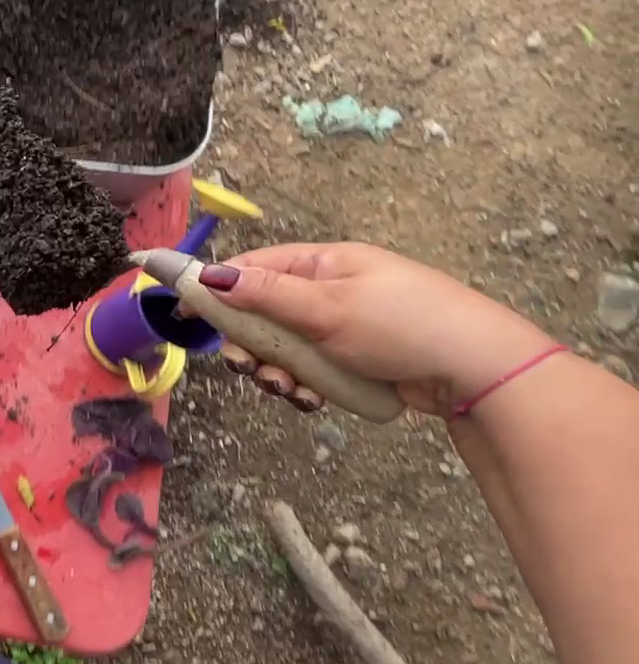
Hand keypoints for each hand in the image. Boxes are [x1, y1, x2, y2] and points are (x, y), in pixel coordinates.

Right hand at [198, 242, 556, 416]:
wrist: (477, 373)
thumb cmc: (402, 326)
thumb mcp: (327, 307)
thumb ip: (264, 293)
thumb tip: (209, 275)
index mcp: (323, 265)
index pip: (252, 267)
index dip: (214, 287)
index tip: (185, 314)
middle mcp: (325, 292)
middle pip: (257, 314)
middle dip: (247, 344)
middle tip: (245, 365)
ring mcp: (335, 327)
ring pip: (276, 348)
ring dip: (271, 371)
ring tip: (288, 388)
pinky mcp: (346, 358)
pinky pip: (302, 369)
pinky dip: (298, 385)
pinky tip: (311, 398)